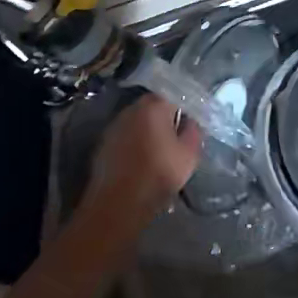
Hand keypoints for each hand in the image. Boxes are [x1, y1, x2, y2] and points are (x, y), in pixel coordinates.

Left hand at [87, 95, 201, 216]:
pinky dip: (135, 141)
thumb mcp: (189, 155)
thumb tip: (191, 120)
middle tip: (178, 136)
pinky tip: (141, 158)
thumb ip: (194, 131)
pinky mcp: (104, 141)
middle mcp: (131, 109)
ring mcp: (115, 124)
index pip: (174, 96)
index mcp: (153, 106)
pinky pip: (126, 135)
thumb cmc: (159, 175)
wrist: (119, 201)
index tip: (192, 121)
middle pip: (154, 106)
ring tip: (160, 149)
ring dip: (149, 129)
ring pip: (138, 120)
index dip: (185, 107)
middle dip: (166, 117)